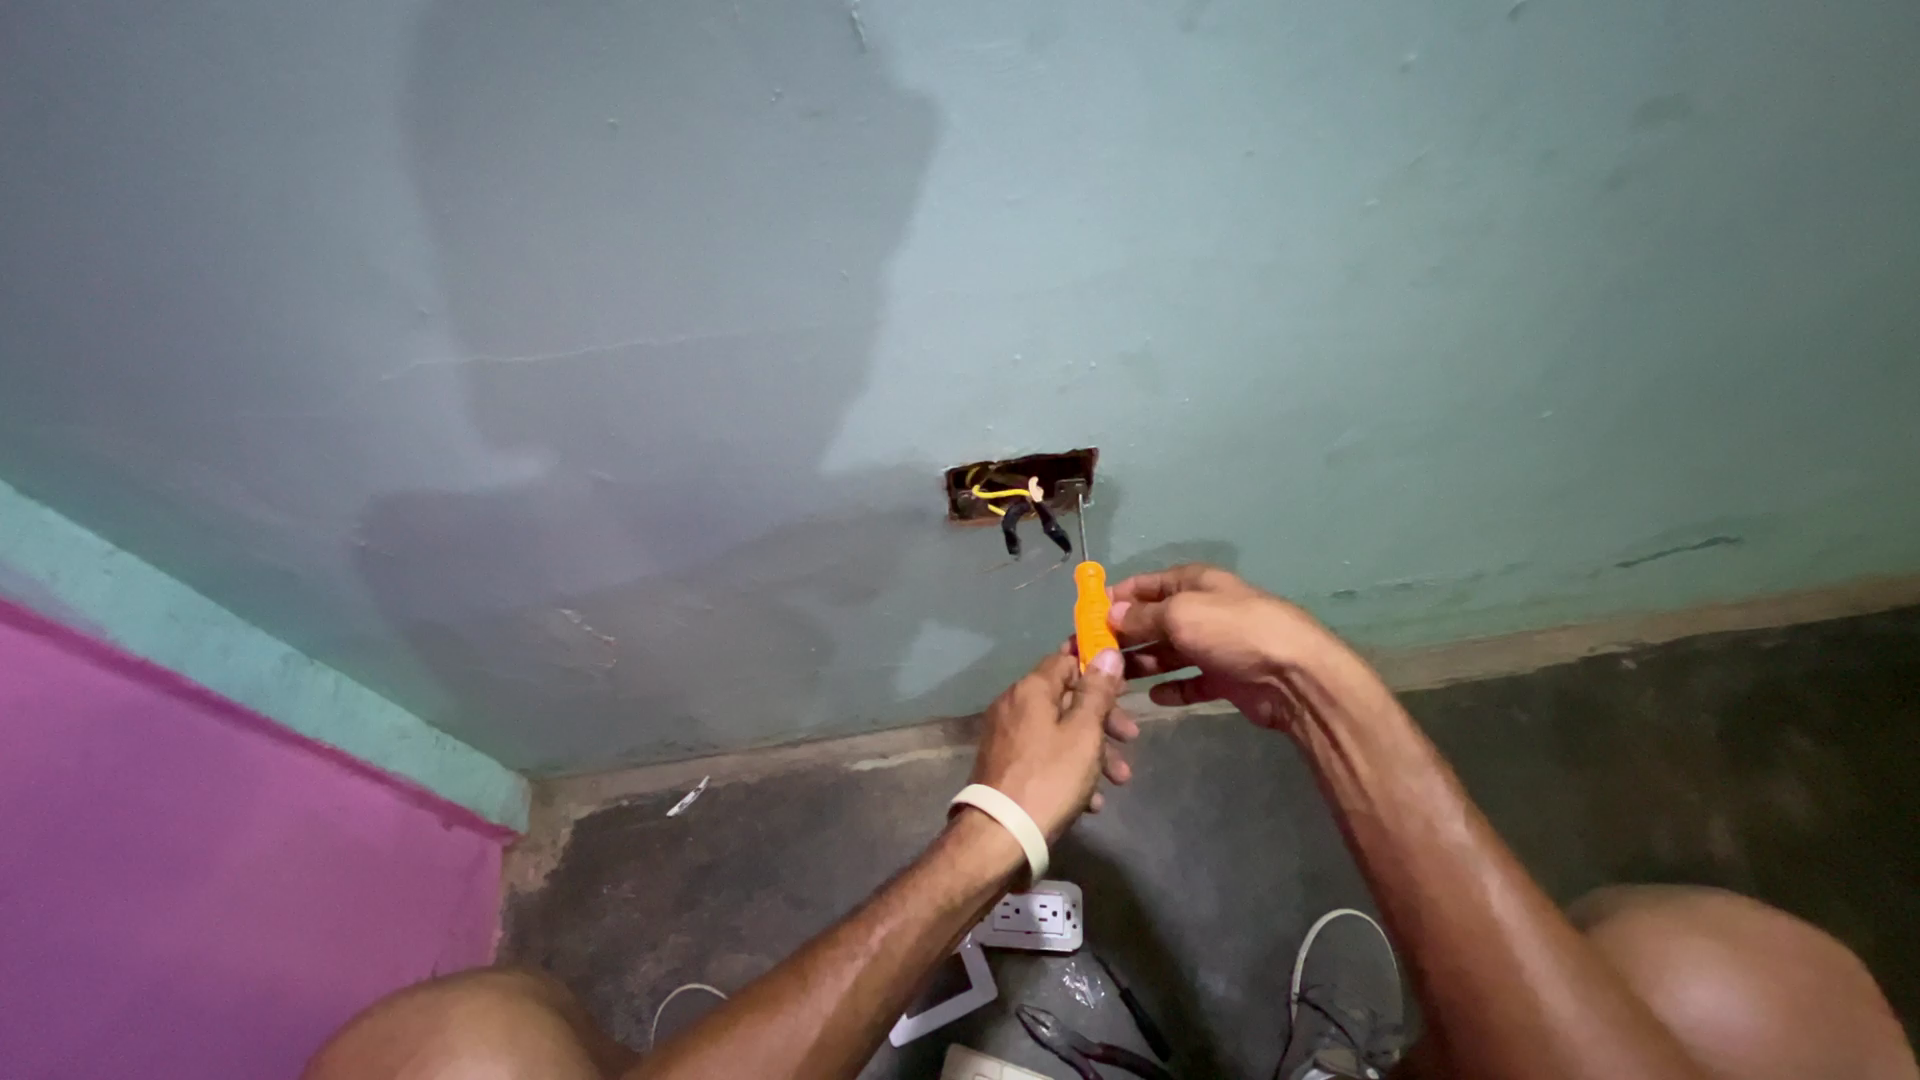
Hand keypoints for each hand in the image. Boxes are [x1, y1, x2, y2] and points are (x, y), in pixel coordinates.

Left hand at [967, 649, 1128, 840]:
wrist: (1001, 835)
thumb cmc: (1049, 778)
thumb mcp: (1083, 733)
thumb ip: (1097, 692)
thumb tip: (1107, 652)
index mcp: (1030, 690)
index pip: (1065, 660)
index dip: (1096, 669)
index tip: (1124, 687)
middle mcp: (1014, 705)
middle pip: (1066, 699)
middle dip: (1103, 719)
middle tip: (1131, 737)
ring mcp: (1007, 736)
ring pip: (1059, 732)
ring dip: (1093, 751)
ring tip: (1119, 780)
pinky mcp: (1006, 765)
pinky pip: (1044, 757)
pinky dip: (1069, 770)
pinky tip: (1092, 801)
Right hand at [1108, 564, 1395, 735]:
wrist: (1293, 676)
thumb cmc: (1232, 631)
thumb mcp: (1179, 614)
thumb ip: (1141, 616)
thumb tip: (1110, 614)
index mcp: (1194, 584)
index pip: (1145, 585)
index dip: (1116, 598)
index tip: (1086, 617)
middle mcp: (1203, 610)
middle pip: (1153, 621)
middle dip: (1123, 636)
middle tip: (1092, 657)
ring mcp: (1215, 645)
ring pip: (1168, 652)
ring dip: (1143, 664)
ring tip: (1117, 681)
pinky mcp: (1225, 678)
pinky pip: (1190, 682)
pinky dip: (1172, 688)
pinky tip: (1154, 698)